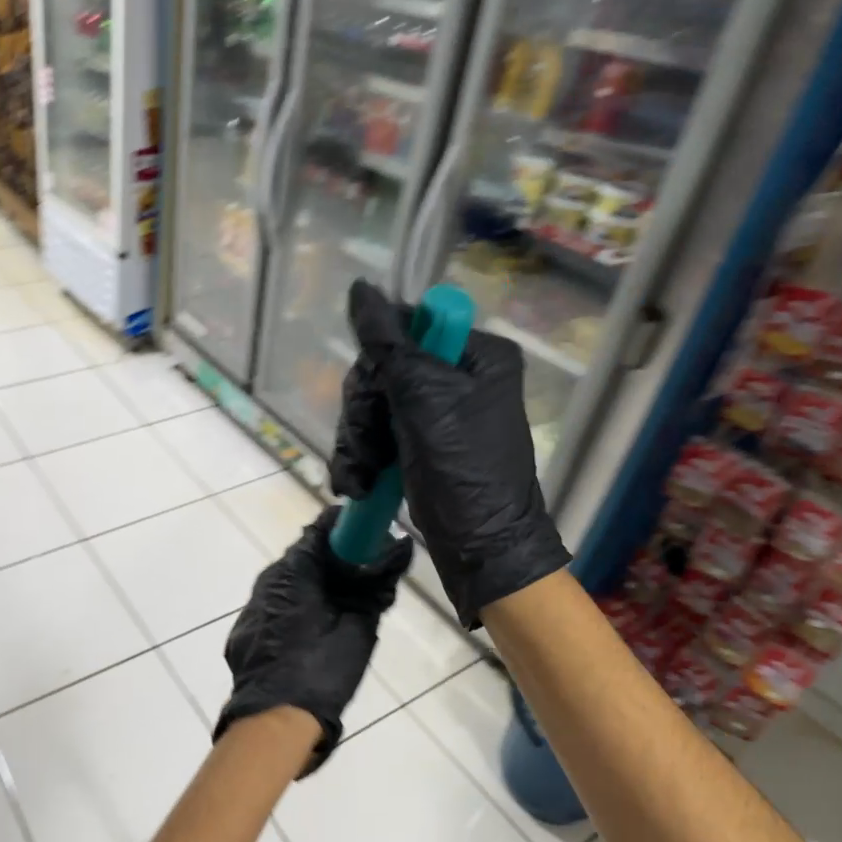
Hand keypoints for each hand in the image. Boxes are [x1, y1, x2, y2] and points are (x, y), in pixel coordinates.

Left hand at [216, 506, 411, 775]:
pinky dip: (296, 609)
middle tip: (365, 577)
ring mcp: (253, 604)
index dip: (348, 531)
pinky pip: (275, 606)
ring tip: (341, 608)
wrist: (275, 716)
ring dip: (314, 585)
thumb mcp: (360, 624)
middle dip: (334, 560)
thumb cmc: (322, 666)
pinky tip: (311, 631)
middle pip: (305, 555)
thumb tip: (399, 548)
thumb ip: (376, 584)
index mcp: (295, 569)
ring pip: (289, 581)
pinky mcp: (245, 628)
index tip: (372, 539)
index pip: (322, 530)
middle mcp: (268, 579)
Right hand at [331, 279, 570, 628]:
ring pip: (371, 406)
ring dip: (357, 443)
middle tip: (370, 446)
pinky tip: (362, 486)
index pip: (405, 327)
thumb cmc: (464, 475)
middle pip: (382, 370)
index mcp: (475, 355)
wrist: (484, 554)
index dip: (378, 361)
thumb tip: (359, 287)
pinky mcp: (420, 446)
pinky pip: (375, 435)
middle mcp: (458, 377)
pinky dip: (362, 460)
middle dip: (364, 414)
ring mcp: (438, 415)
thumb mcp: (424, 403)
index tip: (375, 397)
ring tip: (363, 479)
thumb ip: (390, 344)